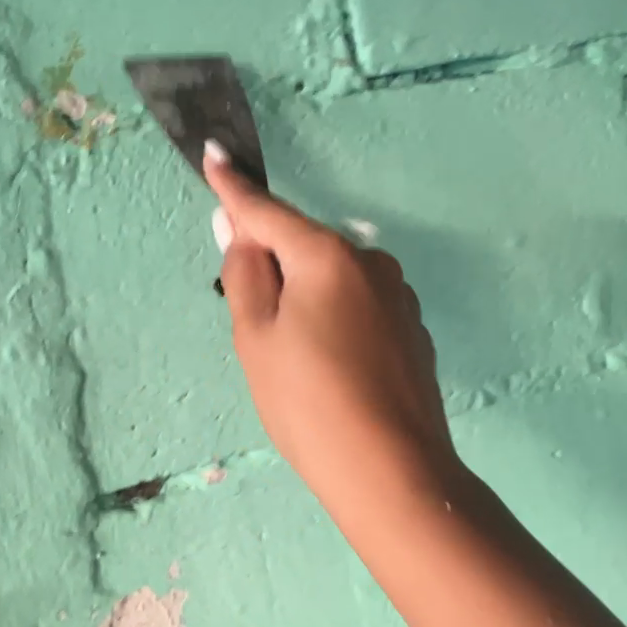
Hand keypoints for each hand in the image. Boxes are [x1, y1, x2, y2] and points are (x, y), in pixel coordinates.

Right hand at [204, 143, 458, 518]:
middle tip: (255, 323)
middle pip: (301, 245)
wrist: (395, 475)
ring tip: (296, 358)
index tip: (214, 151)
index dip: (233, 186)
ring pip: (329, 276)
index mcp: (326, 255)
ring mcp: (397, 294)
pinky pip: (355, 302)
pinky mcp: (412, 327)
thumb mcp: (255, 336)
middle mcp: (368, 261)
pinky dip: (332, 315)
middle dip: (271, 262)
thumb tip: (237, 227)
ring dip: (303, 293)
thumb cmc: (308, 401)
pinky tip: (331, 367)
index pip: (267, 210)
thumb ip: (244, 272)